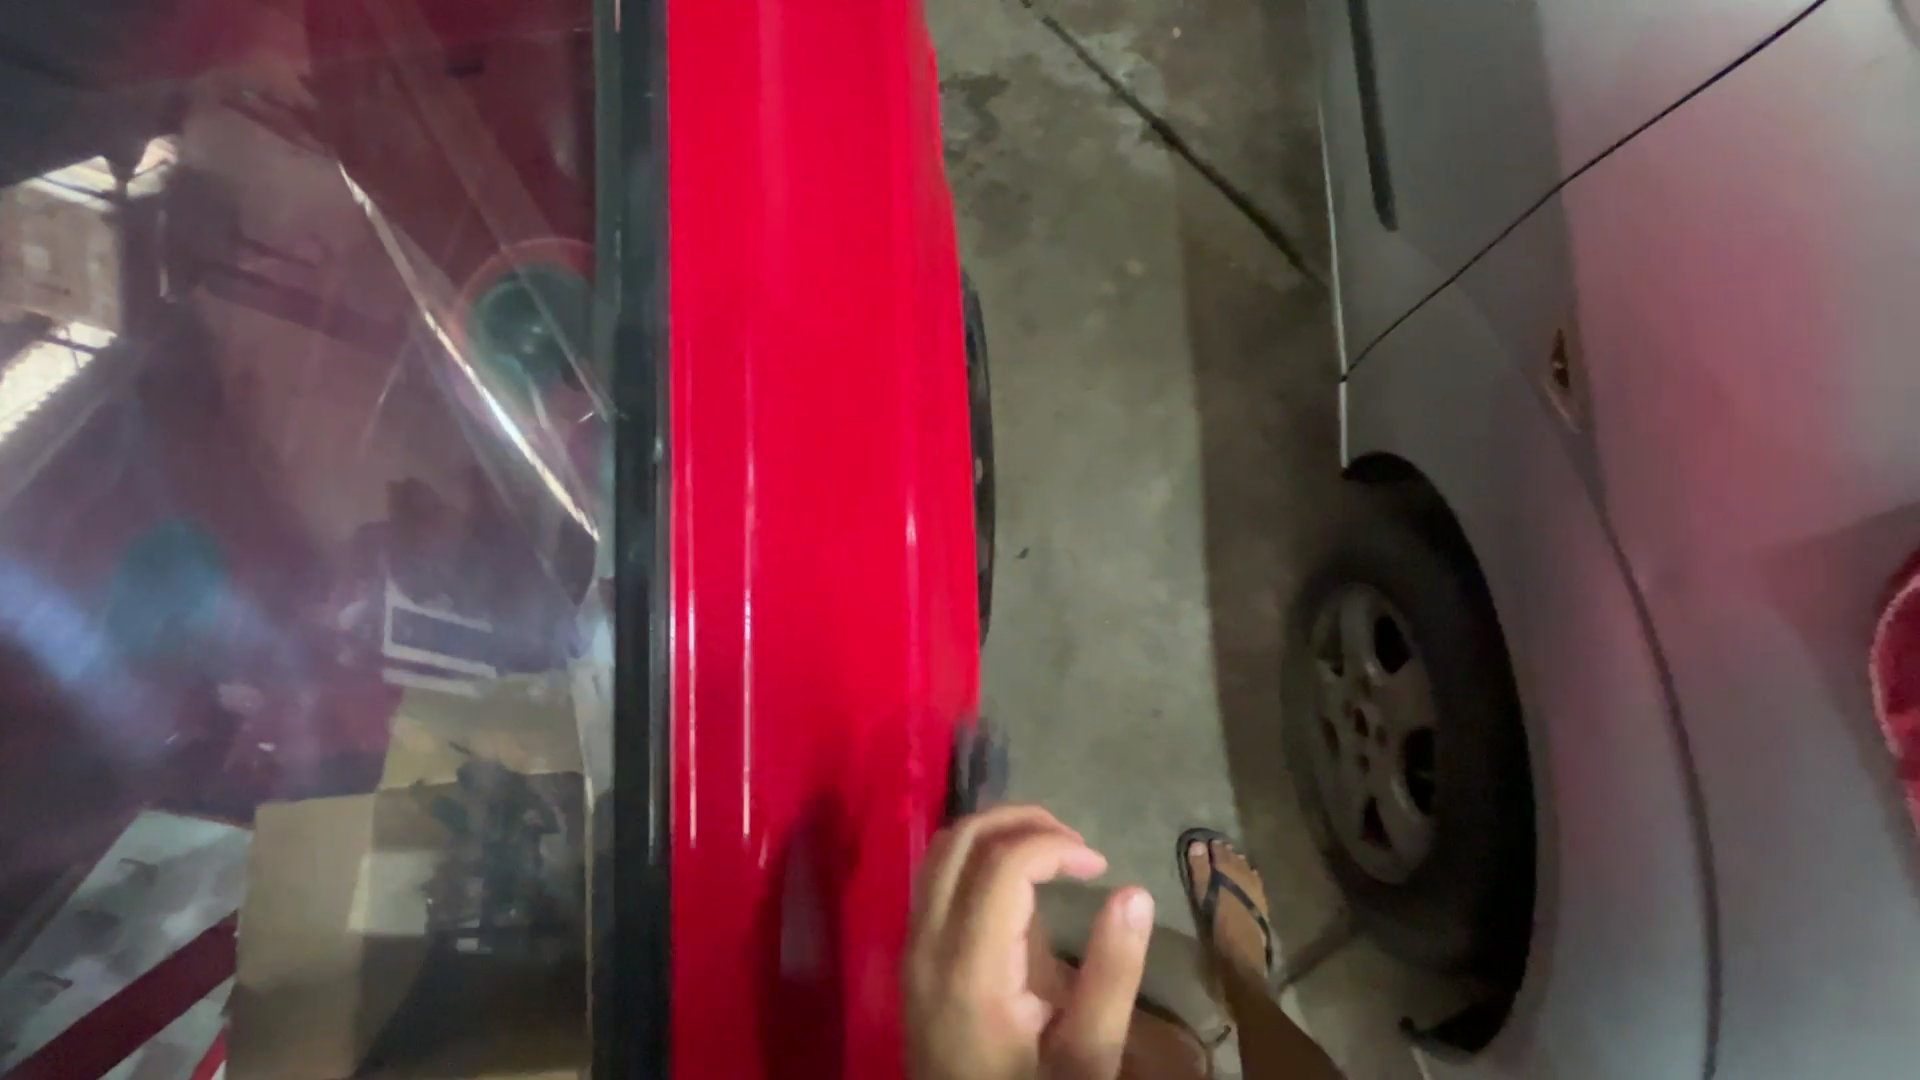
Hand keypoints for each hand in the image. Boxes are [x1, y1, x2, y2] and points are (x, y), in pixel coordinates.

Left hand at [904, 805, 1154, 1079]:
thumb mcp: (1085, 1060)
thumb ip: (1111, 975)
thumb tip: (1134, 892)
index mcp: (969, 967)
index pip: (1002, 863)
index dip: (1053, 845)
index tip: (1098, 863)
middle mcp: (928, 942)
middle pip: (963, 838)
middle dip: (1022, 821)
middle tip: (1074, 843)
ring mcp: (911, 945)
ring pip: (942, 849)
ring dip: (995, 831)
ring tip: (1049, 849)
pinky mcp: (912, 953)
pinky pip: (934, 875)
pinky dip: (974, 853)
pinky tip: (1012, 876)